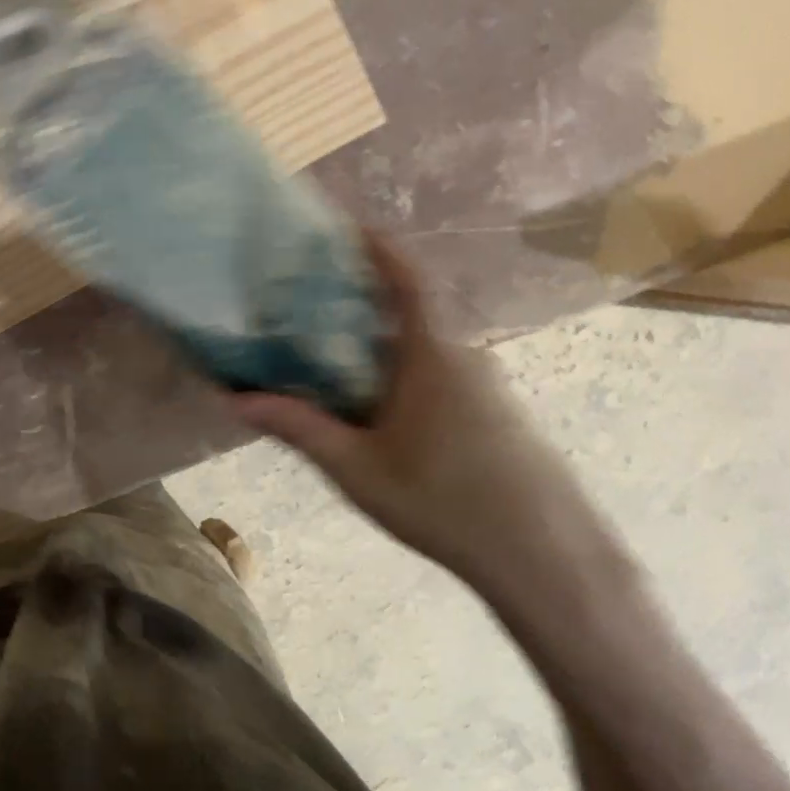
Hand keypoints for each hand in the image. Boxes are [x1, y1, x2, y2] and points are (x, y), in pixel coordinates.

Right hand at [230, 233, 611, 590]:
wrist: (553, 565)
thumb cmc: (446, 503)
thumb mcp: (357, 468)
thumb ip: (298, 428)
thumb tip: (236, 399)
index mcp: (432, 356)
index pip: (405, 281)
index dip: (377, 248)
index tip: (346, 225)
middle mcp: (466, 360)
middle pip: (408, 319)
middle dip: (359, 310)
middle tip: (306, 316)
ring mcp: (491, 391)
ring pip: (424, 356)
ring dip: (381, 354)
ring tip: (330, 371)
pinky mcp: (502, 421)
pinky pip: (443, 382)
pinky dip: (405, 381)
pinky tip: (380, 422)